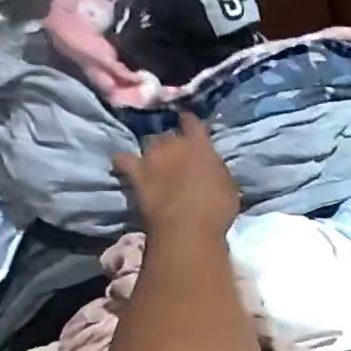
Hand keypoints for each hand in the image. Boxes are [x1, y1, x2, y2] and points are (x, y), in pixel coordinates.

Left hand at [113, 113, 240, 239]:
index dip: (191, 122)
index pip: (191, 121)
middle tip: (180, 156)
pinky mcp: (134, 175)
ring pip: (148, 143)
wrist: (187, 229)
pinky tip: (126, 165)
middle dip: (173, 142)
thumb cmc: (217, 208)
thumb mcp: (229, 185)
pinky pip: (122, 160)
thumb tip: (210, 164)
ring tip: (158, 162)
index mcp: (199, 145)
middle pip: (168, 134)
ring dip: (154, 151)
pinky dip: (124, 161)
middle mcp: (172, 144)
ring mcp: (150, 158)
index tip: (193, 126)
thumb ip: (216, 168)